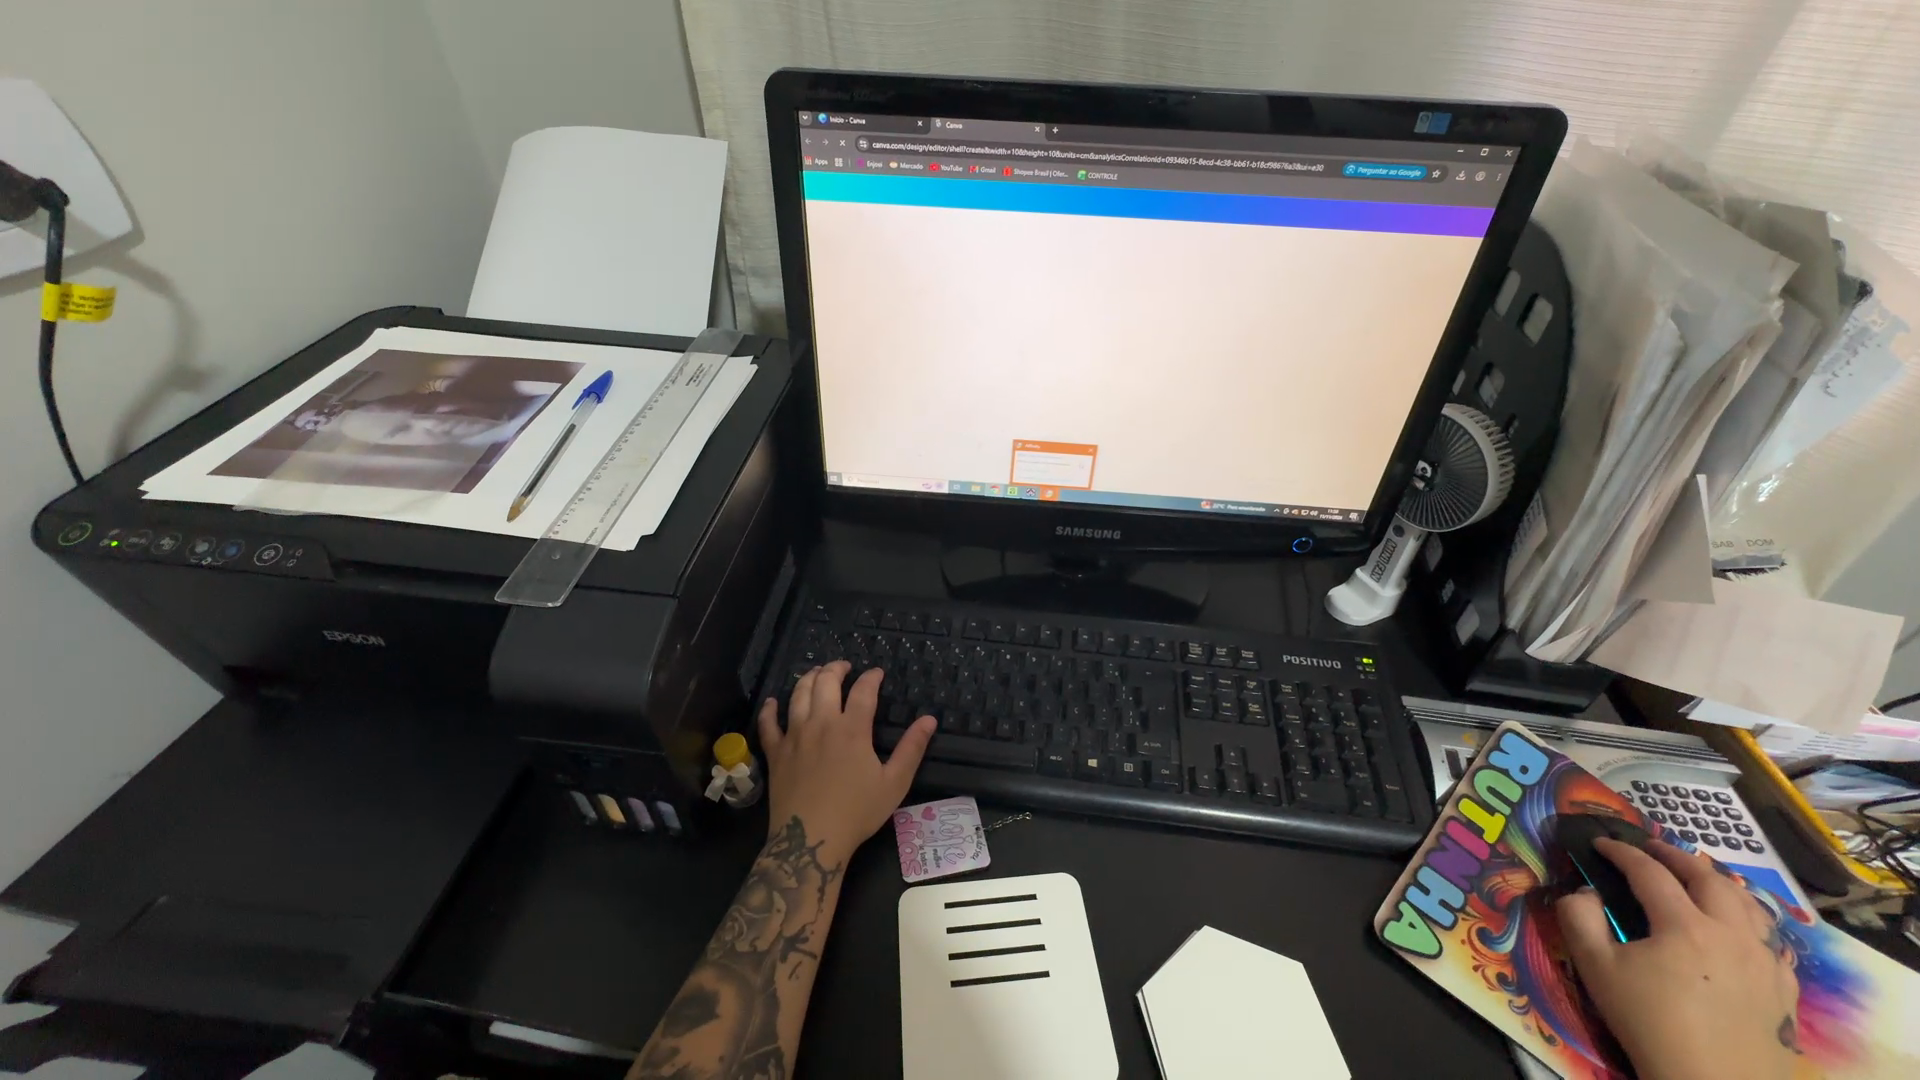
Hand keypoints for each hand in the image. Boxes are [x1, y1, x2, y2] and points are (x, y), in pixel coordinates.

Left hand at [756, 661, 935, 859]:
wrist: (811, 838)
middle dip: (836, 668)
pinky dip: (770, 709)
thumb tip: (929, 720)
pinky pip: (768, 724)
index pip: (863, 691)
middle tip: (844, 667)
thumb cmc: (857, 812)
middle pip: (825, 683)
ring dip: (808, 678)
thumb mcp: (895, 783)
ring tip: (816, 673)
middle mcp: (821, 724)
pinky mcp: (776, 753)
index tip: (877, 673)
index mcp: (852, 729)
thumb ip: (912, 748)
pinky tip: (773, 702)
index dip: (871, 677)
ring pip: (798, 695)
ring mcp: (794, 736)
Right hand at [1556, 838, 1798, 1079]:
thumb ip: (1579, 918)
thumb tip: (1584, 892)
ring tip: (1694, 876)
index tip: (1600, 842)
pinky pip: (1771, 939)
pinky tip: (1736, 925)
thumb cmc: (1649, 1023)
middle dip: (1674, 855)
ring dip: (1716, 881)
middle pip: (1708, 878)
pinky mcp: (1784, 988)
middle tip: (1649, 846)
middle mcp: (1732, 934)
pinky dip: (1748, 918)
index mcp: (1685, 926)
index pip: (1649, 872)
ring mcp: (1765, 962)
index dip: (1621, 851)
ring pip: (1748, 904)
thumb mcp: (1594, 968)